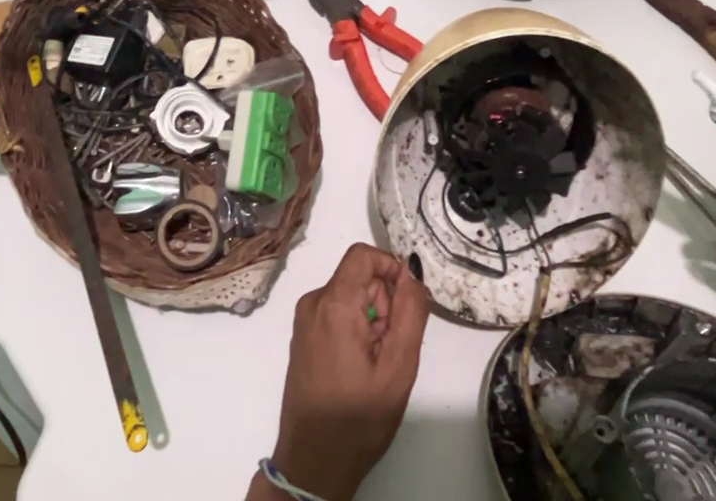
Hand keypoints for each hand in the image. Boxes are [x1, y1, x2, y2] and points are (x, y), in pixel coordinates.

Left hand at [253, 243, 430, 500]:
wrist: (313, 460)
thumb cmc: (358, 417)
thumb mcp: (398, 367)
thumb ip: (410, 313)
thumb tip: (412, 273)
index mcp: (333, 303)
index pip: (363, 255)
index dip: (391, 268)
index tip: (408, 303)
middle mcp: (313, 303)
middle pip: (358, 278)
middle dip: (384, 303)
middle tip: (392, 347)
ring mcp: (304, 320)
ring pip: (350, 297)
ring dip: (372, 320)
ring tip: (377, 363)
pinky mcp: (303, 337)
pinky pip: (336, 314)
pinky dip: (356, 330)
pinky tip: (361, 368)